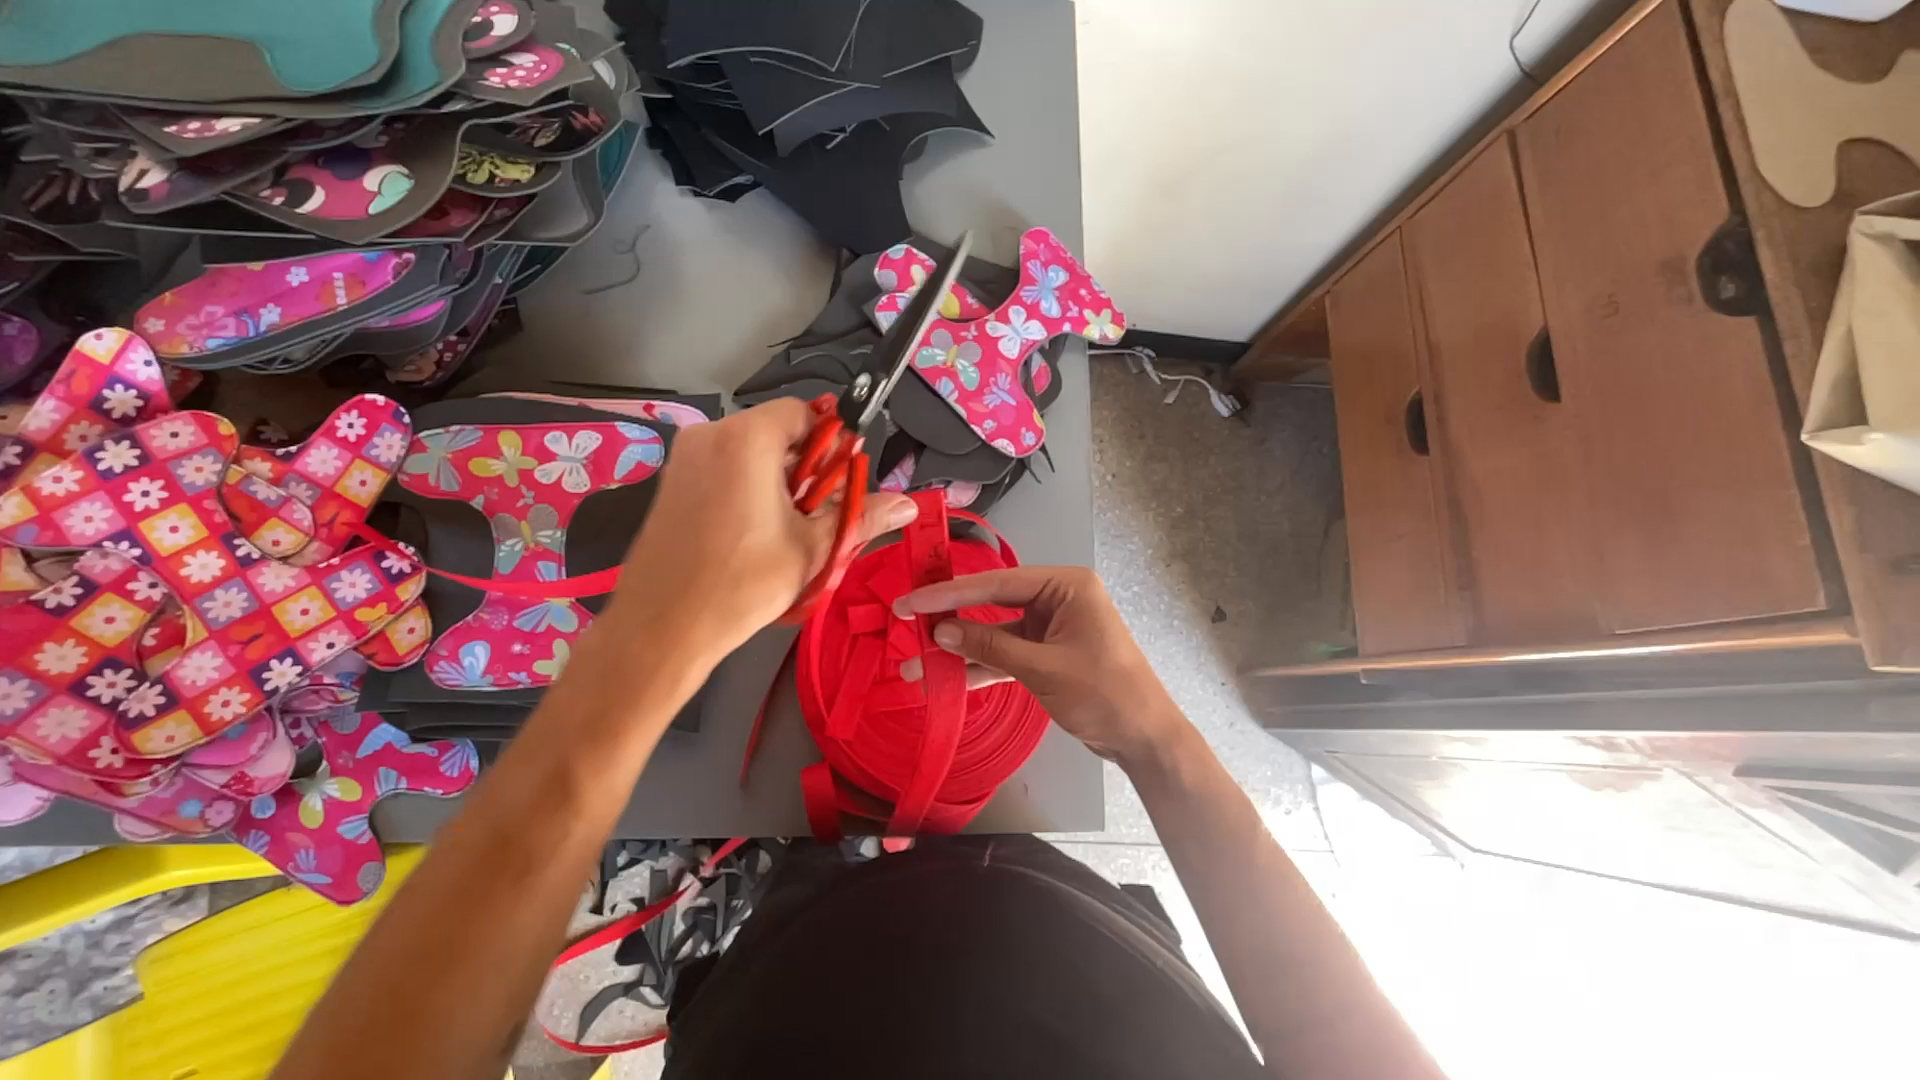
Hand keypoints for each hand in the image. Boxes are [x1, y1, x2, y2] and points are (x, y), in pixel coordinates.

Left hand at [604, 399, 916, 664]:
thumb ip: (863, 517)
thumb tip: (908, 505)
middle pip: (774, 432)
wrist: (663, 627)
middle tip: (819, 512)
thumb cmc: (743, 583)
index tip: (841, 481)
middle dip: (805, 466)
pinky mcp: (669, 484)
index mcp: (746, 438)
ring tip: (789, 528)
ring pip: (748, 453)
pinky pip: (721, 469)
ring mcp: (683, 459)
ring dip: (777, 480)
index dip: (830, 443)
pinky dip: (746, 489)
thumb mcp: (813, 548)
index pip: (803, 412)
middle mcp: (710, 436)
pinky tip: (754, 533)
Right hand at [892, 566, 1190, 769]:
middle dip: (949, 617)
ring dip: (960, 649)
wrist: (1144, 738)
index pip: (997, 583)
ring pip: (995, 632)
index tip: (910, 600)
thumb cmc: (1104, 694)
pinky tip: (947, 678)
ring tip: (916, 662)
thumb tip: (940, 631)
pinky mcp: (1048, 654)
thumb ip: (990, 647)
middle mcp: (1057, 599)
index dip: (949, 593)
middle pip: (992, 603)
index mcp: (1066, 586)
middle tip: (903, 620)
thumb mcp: (1043, 668)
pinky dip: (981, 666)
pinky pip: (1007, 654)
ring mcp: (1052, 627)